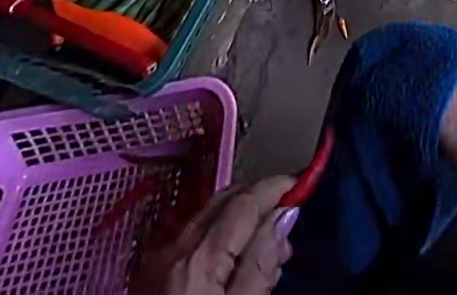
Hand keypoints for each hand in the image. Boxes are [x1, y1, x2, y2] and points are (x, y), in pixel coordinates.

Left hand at [135, 175, 297, 294]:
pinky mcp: (155, 271)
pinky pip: (195, 233)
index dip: (275, 189)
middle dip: (260, 198)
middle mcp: (176, 248)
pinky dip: (222, 231)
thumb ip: (261, 265)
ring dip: (242, 214)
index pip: (244, 203)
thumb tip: (285, 215)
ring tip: (271, 240)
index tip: (301, 185)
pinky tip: (238, 255)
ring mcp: (161, 258)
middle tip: (291, 216)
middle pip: (225, 200)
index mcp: (198, 260)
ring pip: (210, 213)